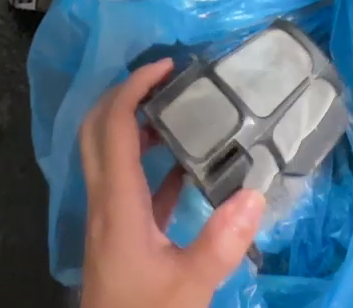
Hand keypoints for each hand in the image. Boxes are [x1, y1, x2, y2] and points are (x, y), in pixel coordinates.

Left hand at [79, 59, 266, 307]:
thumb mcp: (190, 286)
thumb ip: (221, 242)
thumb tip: (255, 192)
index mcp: (117, 201)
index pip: (113, 124)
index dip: (134, 87)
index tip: (165, 66)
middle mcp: (104, 199)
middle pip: (97, 128)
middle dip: (125, 94)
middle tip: (163, 80)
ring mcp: (108, 217)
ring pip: (109, 152)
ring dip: (136, 126)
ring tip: (178, 114)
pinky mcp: (118, 235)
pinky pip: (129, 184)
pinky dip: (150, 165)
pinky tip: (186, 169)